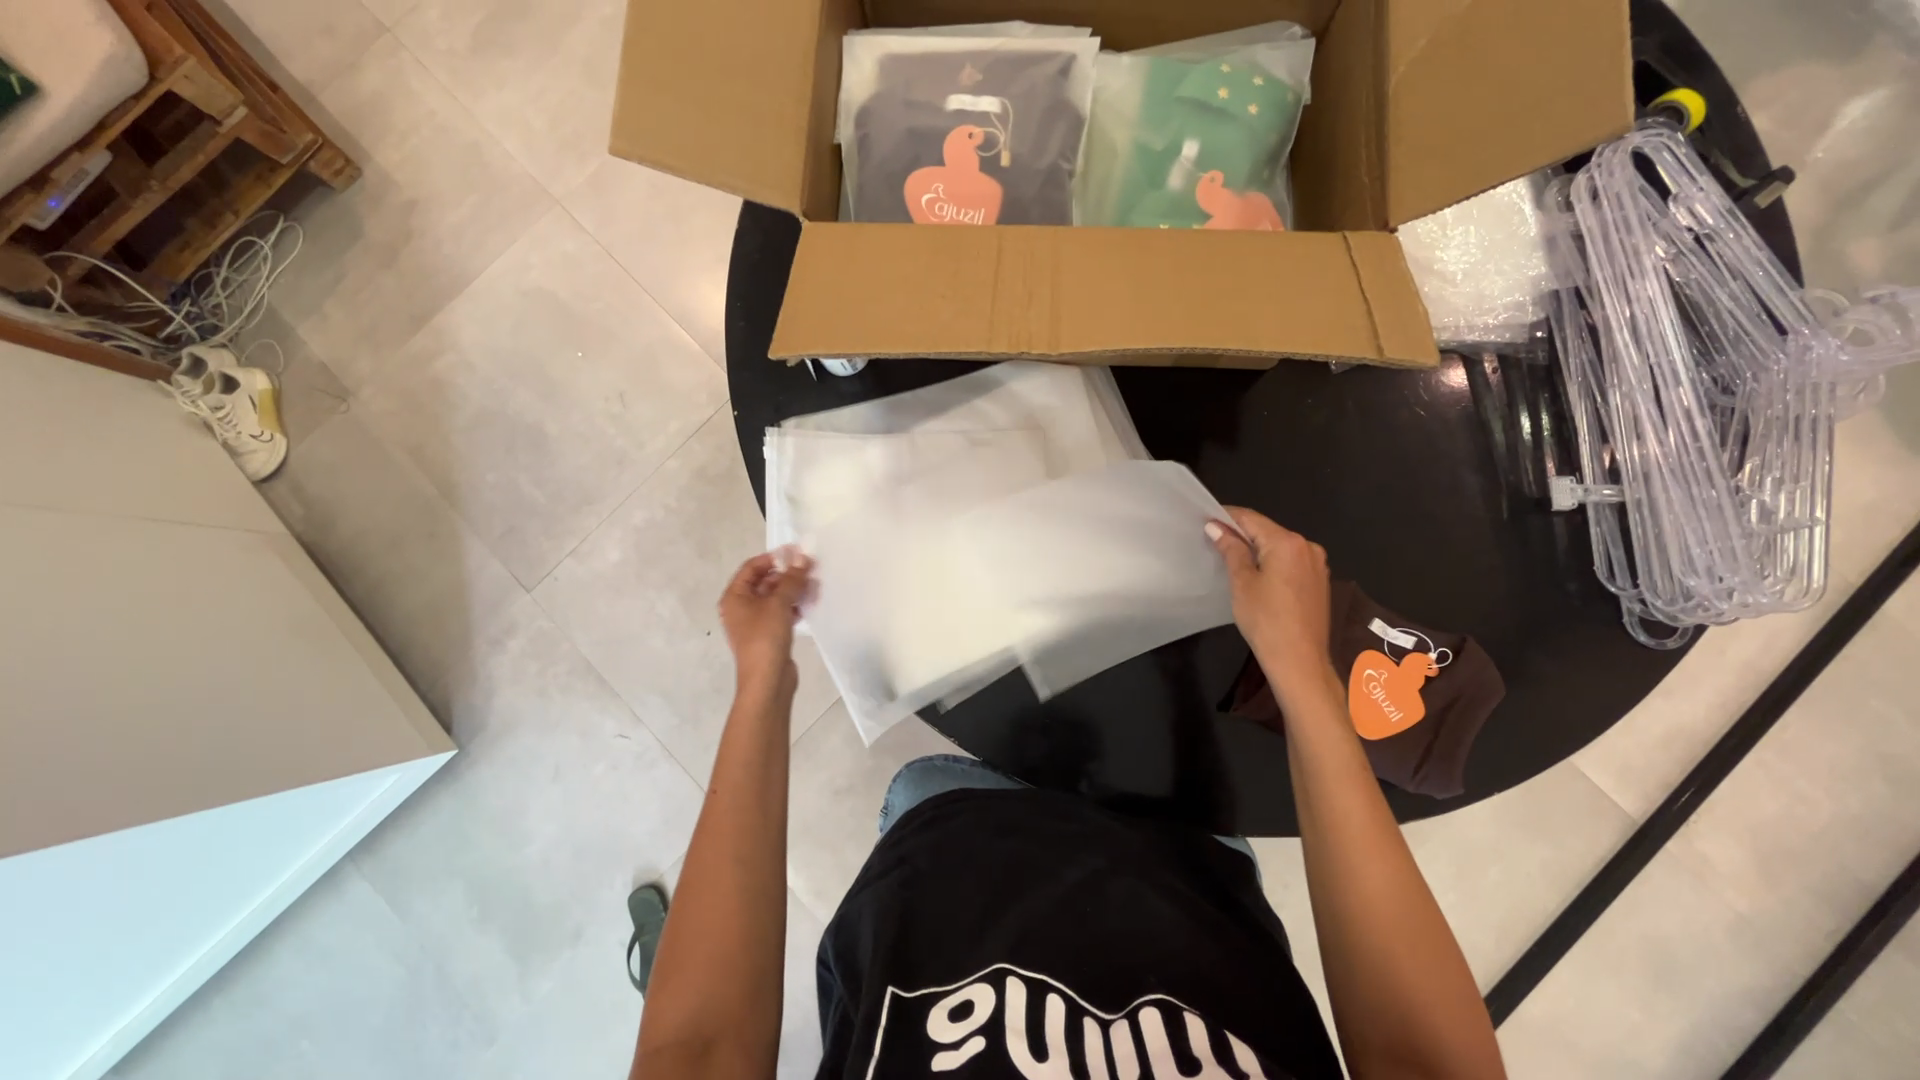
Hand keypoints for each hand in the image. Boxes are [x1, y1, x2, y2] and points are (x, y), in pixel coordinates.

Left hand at [718, 550, 812, 695]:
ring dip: (793, 590)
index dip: (773, 558)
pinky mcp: (768, 635)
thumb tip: (803, 557)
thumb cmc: (765, 637)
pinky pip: (781, 613)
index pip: (752, 567)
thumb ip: (792, 579)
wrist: (767, 680)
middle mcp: (741, 607)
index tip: (796, 553)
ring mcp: (754, 623)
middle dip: (787, 574)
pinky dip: (794, 606)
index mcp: (734, 597)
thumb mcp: (779, 603)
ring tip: (815, 585)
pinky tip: (811, 603)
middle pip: (764, 582)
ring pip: (775, 598)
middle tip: (811, 568)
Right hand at [1208, 507, 1333, 701]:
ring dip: (1257, 549)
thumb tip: (1216, 527)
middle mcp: (1307, 546)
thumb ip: (1231, 550)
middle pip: (1267, 531)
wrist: (1299, 660)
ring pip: (1280, 547)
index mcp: (1287, 542)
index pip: (1251, 519)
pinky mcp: (1319, 581)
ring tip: (1232, 559)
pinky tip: (1258, 576)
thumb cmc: (1265, 620)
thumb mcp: (1242, 583)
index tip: (1205, 520)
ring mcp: (1317, 564)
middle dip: (1241, 534)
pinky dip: (1272, 562)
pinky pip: (1291, 562)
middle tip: (1214, 541)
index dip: (1226, 517)